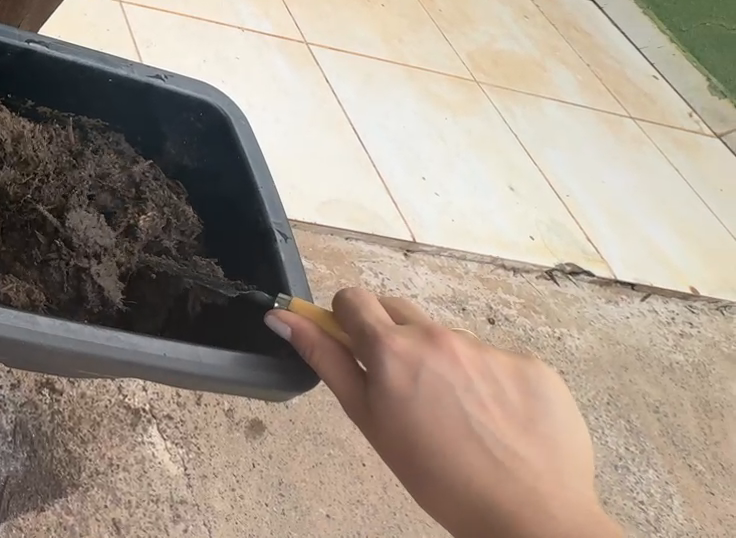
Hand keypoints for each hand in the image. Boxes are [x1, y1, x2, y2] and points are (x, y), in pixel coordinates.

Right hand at [270, 288, 620, 537]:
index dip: (348, 320)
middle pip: (398, 310)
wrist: (531, 519)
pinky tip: (499, 418)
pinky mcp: (534, 366)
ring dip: (443, 360)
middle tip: (406, 383)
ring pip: (448, 338)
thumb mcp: (365, 415)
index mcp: (389, 346)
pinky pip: (498, 359)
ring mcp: (490, 349)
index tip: (357, 349)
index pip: (352, 299)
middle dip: (393, 335)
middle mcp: (436, 335)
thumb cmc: (432, 472)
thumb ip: (323, 356)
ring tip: (460, 411)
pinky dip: (492, 380)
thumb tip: (279, 315)